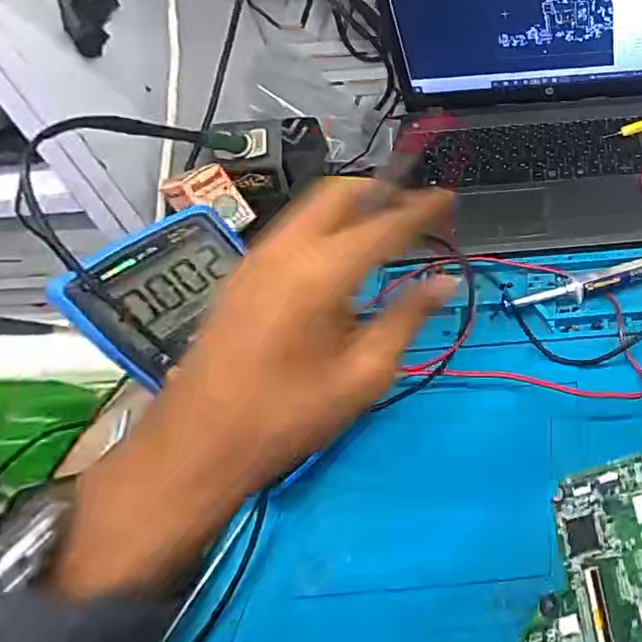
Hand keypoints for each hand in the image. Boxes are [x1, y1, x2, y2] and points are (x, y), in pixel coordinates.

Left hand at [52, 179, 455, 598]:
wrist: (192, 449)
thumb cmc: (287, 416)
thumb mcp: (362, 376)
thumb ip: (406, 318)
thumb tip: (444, 281)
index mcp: (319, 274)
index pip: (383, 225)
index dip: (421, 209)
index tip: (449, 198)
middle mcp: (285, 251)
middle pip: (339, 193)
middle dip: (383, 192)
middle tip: (417, 209)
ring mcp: (256, 259)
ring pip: (312, 207)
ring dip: (354, 206)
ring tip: (387, 228)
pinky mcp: (241, 274)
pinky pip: (294, 228)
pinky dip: (328, 224)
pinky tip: (344, 256)